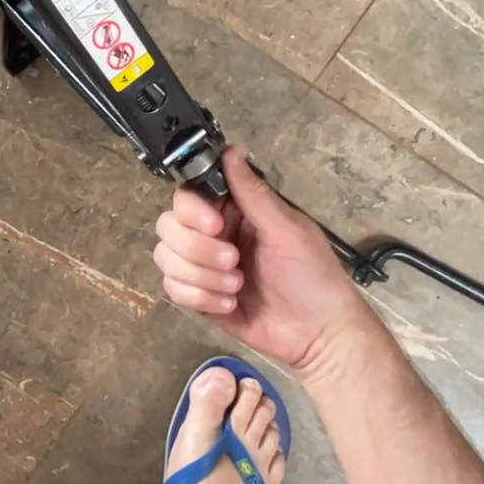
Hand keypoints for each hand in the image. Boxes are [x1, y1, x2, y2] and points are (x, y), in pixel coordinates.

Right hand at [153, 146, 376, 370]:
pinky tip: (229, 305)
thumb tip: (231, 149)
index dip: (193, 210)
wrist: (317, 334)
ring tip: (237, 287)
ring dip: (202, 277)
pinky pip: (172, 288)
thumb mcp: (287, 230)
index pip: (188, 195)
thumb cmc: (312, 276)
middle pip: (168, 226)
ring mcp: (201, 266)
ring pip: (165, 258)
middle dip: (198, 250)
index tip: (215, 226)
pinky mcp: (197, 296)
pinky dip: (200, 298)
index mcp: (233, 211)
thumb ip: (253, 193)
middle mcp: (211, 234)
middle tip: (234, 262)